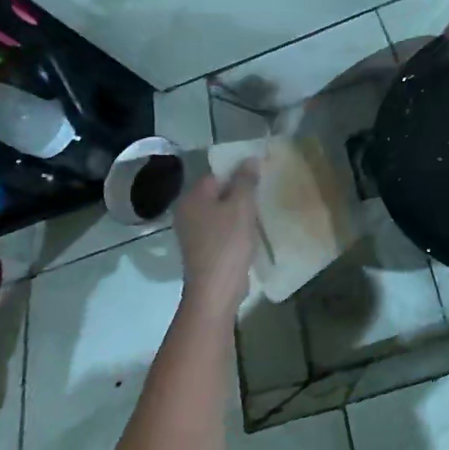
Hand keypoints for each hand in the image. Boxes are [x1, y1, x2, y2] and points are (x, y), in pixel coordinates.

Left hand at [173, 161, 259, 319]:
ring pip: (218, 213)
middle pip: (216, 193)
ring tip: (259, 214)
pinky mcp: (201, 250)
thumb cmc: (227, 244)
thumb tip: (249, 159)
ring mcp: (191, 233)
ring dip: (237, 213)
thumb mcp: (241, 207)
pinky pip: (219, 231)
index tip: (259, 179)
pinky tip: (249, 235)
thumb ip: (245, 181)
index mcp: (192, 198)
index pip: (216, 174)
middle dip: (238, 194)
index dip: (238, 174)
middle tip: (262, 196)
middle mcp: (186, 212)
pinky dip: (233, 230)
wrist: (215, 291)